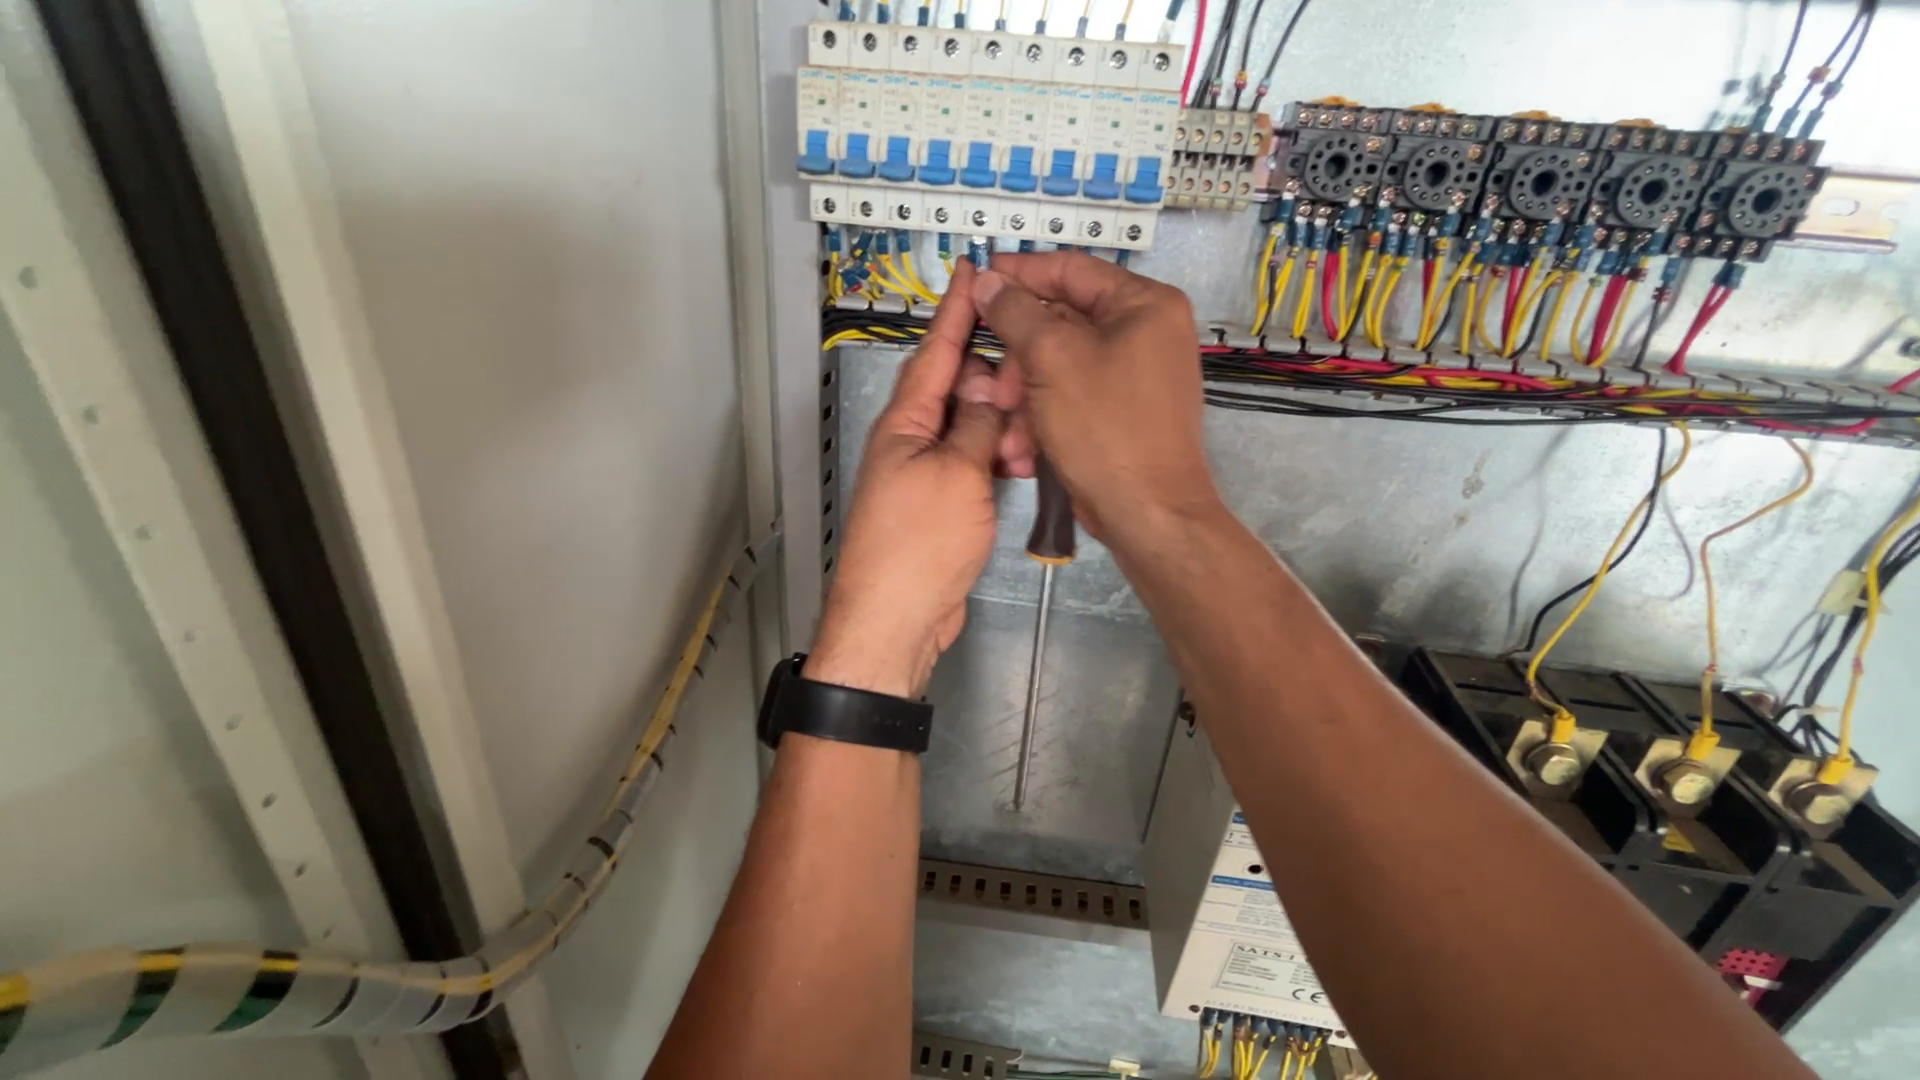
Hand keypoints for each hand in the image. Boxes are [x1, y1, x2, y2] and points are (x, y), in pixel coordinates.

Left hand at [806, 261, 1011, 698]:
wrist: (897, 617)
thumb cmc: (919, 544)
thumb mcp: (957, 475)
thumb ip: (977, 427)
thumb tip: (986, 396)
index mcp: (905, 422)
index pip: (934, 351)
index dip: (955, 310)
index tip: (973, 271)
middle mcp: (912, 440)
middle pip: (957, 388)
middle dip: (993, 381)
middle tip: (1027, 385)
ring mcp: (927, 473)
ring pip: (971, 428)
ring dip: (1000, 428)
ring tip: (1026, 443)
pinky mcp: (943, 503)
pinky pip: (974, 463)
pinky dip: (996, 460)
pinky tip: (1020, 468)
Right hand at [970, 252, 1222, 546]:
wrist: (1148, 512)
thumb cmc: (1105, 427)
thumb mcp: (1052, 359)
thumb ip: (1016, 313)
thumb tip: (988, 280)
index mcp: (1144, 304)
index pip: (1071, 270)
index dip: (1019, 273)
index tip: (977, 278)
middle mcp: (1146, 331)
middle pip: (1061, 322)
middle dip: (1018, 357)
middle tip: (991, 385)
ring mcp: (1136, 374)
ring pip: (1060, 364)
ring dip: (1024, 394)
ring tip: (1005, 426)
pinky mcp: (1122, 411)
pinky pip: (1073, 395)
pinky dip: (1044, 414)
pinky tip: (1023, 445)